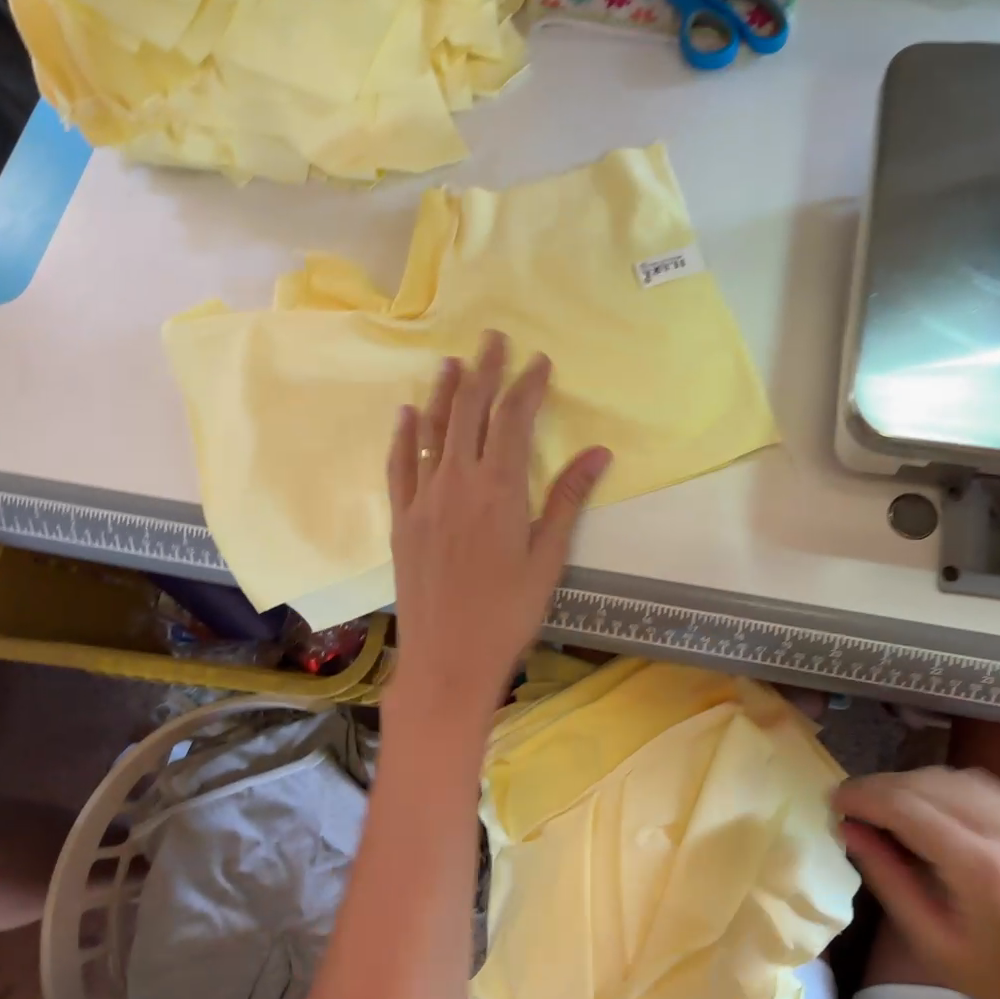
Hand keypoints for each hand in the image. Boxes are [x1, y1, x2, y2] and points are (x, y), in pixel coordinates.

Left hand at [384, 330, 611, 739]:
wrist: (447, 660)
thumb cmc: (509, 613)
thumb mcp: (548, 558)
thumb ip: (569, 500)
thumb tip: (599, 452)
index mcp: (500, 489)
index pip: (513, 419)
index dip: (527, 385)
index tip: (540, 362)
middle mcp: (458, 481)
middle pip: (471, 412)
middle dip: (485, 372)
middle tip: (494, 339)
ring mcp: (424, 498)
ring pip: (433, 430)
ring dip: (445, 392)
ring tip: (454, 361)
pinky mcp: (402, 518)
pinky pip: (400, 465)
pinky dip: (404, 435)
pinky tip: (407, 413)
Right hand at [834, 768, 999, 998]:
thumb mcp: (937, 947)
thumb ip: (889, 881)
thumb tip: (849, 831)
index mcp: (984, 868)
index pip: (907, 805)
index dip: (863, 796)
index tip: (832, 801)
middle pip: (928, 782)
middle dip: (881, 786)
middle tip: (851, 806)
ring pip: (953, 775)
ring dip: (911, 783)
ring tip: (884, 807)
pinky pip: (981, 785)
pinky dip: (944, 787)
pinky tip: (929, 810)